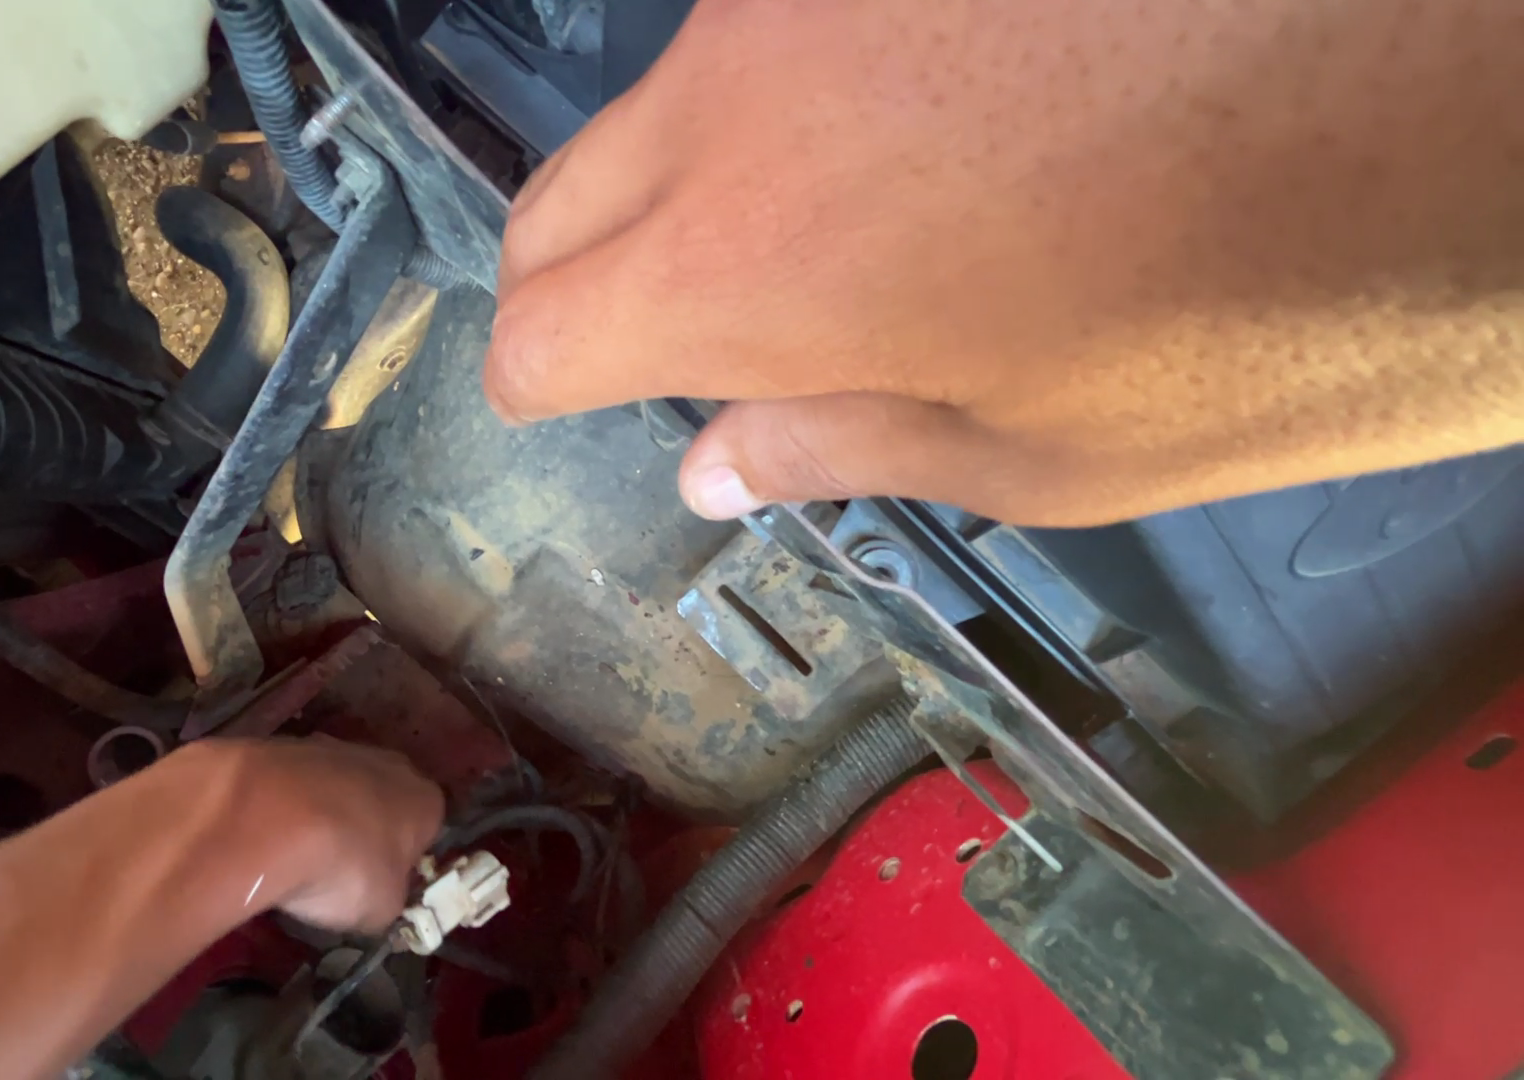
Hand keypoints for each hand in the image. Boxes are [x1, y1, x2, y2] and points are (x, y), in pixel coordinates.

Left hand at [184, 737, 443, 932]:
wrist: (272, 819)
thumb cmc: (347, 867)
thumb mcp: (382, 909)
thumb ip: (391, 897)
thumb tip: (380, 895)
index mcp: (426, 801)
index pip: (428, 831)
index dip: (405, 861)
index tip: (379, 886)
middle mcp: (393, 765)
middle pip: (386, 801)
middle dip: (366, 830)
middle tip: (340, 871)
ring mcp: (342, 750)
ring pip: (342, 788)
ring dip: (327, 814)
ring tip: (297, 856)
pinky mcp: (294, 747)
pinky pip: (301, 784)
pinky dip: (291, 805)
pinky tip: (269, 834)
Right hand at [485, 0, 1523, 526]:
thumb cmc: (1314, 289)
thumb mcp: (1049, 450)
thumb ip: (833, 450)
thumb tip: (706, 464)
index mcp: (749, 266)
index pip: (535, 334)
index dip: (530, 382)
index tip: (559, 404)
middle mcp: (732, 99)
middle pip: (547, 213)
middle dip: (563, 294)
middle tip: (646, 346)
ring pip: (659, 124)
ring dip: (688, 205)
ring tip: (824, 250)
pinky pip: (766, 46)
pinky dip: (781, 119)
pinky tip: (906, 139)